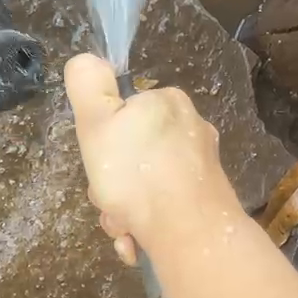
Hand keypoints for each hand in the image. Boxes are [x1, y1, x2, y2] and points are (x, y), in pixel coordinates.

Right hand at [64, 53, 238, 264]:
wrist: (190, 236)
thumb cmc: (135, 174)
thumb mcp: (95, 120)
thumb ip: (86, 83)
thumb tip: (89, 60)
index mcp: (166, 102)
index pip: (122, 111)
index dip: (101, 137)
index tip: (98, 160)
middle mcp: (191, 127)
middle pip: (132, 149)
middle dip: (112, 178)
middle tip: (106, 196)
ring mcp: (204, 166)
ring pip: (146, 180)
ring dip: (125, 204)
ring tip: (121, 225)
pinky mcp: (211, 199)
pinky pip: (166, 203)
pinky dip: (147, 219)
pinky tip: (136, 238)